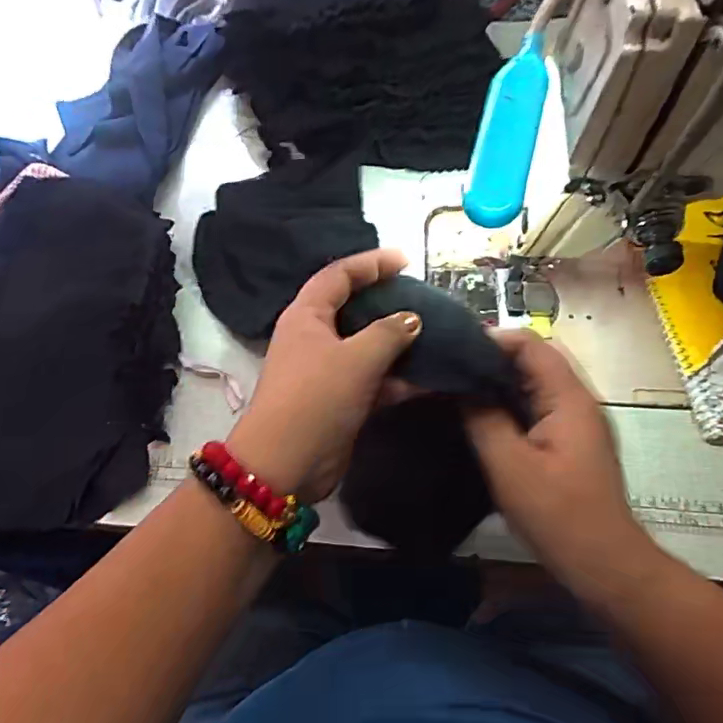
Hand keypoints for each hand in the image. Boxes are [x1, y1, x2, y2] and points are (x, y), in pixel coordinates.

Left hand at [226, 250, 422, 502]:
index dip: (370, 263)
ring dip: (398, 345)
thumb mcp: (357, 357)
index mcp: (307, 316)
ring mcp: (327, 371)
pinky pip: (373, 381)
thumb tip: (412, 319)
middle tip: (422, 301)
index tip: (405, 260)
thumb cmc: (316, 397)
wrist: (287, 462)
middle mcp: (315, 338)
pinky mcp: (340, 401)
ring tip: (435, 338)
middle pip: (354, 310)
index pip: (338, 275)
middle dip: (388, 304)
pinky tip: (430, 380)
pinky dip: (398, 380)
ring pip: (367, 348)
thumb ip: (389, 332)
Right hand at [463, 331, 660, 588]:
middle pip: (534, 360)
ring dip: (497, 383)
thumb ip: (482, 419)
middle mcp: (578, 401)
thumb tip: (461, 386)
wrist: (602, 562)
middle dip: (490, 359)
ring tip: (456, 390)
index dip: (491, 339)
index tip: (450, 351)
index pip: (531, 344)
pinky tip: (480, 418)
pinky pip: (536, 408)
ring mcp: (576, 422)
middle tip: (447, 370)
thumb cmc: (556, 514)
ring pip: (534, 385)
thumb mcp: (509, 466)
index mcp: (568, 398)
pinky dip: (508, 405)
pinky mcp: (570, 442)